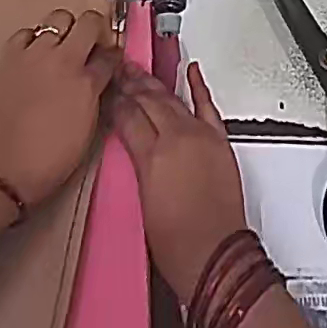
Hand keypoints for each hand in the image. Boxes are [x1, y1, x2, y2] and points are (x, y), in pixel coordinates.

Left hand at [0, 9, 121, 204]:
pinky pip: (27, 32)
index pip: (110, 54)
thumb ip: (94, 97)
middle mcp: (64, 60)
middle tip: (88, 46)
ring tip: (59, 48)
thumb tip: (96, 80)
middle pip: (89, 21)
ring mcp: (35, 53)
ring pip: (58, 18)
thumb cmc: (46, 161)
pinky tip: (32, 56)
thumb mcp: (85, 131)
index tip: (109, 60)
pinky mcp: (8, 55)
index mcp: (87, 83)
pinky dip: (33, 39)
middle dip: (93, 29)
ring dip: (65, 29)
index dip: (112, 55)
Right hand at [111, 61, 247, 295]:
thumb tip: (132, 141)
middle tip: (119, 71)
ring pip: (172, 99)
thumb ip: (137, 162)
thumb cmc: (176, 243)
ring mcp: (200, 136)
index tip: (108, 91)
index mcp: (152, 156)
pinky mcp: (219, 140)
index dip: (116, 101)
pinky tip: (191, 71)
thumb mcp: (141, 200)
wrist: (215, 257)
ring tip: (140, 70)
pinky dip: (199, 87)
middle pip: (149, 101)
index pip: (128, 116)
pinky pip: (207, 106)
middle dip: (132, 84)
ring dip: (155, 83)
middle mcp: (176, 138)